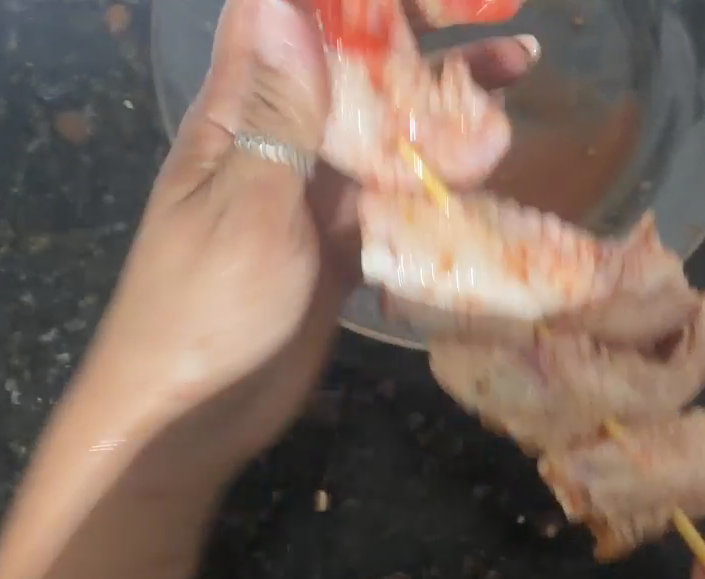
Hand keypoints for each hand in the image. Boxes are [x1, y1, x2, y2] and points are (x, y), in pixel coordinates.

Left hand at [72, 0, 537, 489]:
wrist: (194, 411)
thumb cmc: (205, 308)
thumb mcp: (245, 206)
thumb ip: (278, 115)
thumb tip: (284, 1)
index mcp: (240, 115)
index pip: (287, 19)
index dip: (352, 1)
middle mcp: (280, 146)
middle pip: (355, 81)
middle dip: (422, 59)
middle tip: (510, 46)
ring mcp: (312, 203)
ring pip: (383, 149)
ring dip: (440, 136)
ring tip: (506, 120)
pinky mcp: (336, 254)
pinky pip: (389, 213)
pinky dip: (429, 202)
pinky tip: (474, 193)